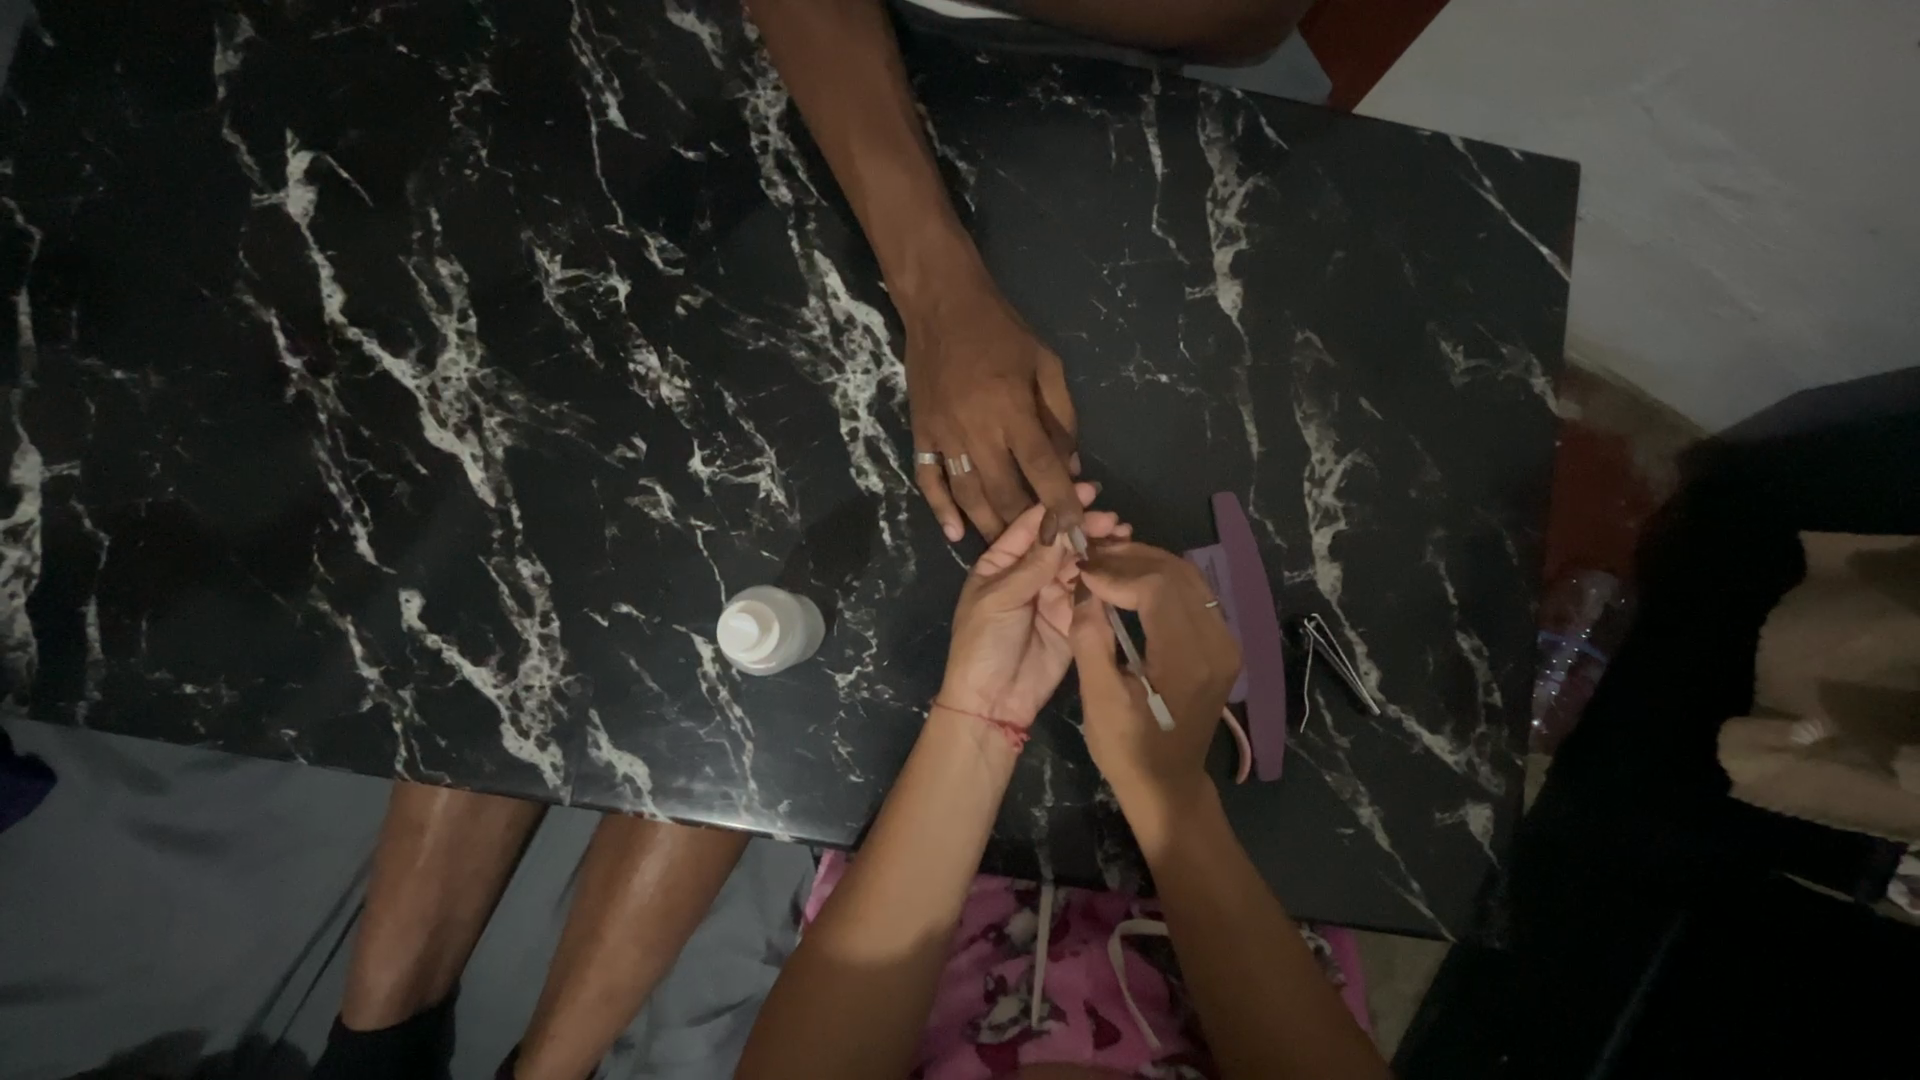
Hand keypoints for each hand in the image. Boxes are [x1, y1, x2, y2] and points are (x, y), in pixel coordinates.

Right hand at [906, 282, 1079, 542]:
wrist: (940, 304)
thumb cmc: (1001, 331)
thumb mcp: (1046, 364)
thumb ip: (1061, 418)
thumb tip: (1071, 466)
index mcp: (1012, 410)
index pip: (1042, 470)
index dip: (1060, 505)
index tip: (1076, 535)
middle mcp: (977, 431)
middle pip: (1004, 492)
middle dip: (1027, 527)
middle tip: (1045, 552)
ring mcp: (944, 436)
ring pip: (968, 495)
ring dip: (989, 527)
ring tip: (1007, 552)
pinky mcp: (921, 434)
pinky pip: (928, 480)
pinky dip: (940, 510)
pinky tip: (955, 533)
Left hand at [938, 486, 1129, 728]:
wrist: (992, 700)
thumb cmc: (982, 643)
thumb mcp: (1000, 597)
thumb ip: (1034, 564)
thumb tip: (1061, 526)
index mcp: (1000, 563)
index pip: (1030, 526)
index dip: (1056, 509)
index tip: (1085, 492)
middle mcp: (1027, 574)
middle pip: (1059, 543)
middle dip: (1084, 527)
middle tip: (1112, 519)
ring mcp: (1051, 596)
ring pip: (1078, 564)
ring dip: (1098, 549)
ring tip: (1122, 534)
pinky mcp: (1071, 619)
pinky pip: (1089, 592)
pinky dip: (1104, 578)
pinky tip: (1120, 563)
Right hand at [1069, 542, 1241, 829]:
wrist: (1167, 783)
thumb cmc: (1128, 749)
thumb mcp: (1098, 700)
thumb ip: (1091, 640)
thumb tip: (1084, 590)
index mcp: (1189, 660)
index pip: (1158, 588)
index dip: (1117, 572)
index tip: (1081, 572)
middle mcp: (1218, 644)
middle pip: (1177, 574)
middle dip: (1130, 558)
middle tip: (1089, 555)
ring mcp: (1225, 643)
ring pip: (1188, 578)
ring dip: (1145, 563)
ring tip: (1105, 560)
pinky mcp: (1221, 645)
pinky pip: (1193, 594)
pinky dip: (1160, 579)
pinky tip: (1129, 579)